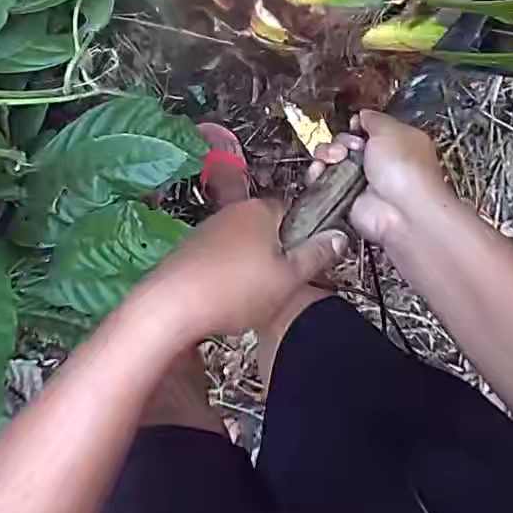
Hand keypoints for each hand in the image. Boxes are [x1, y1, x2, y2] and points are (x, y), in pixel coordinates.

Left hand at [137, 198, 346, 340]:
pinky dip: (231, 270)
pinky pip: (223, 254)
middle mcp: (234, 210)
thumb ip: (316, 254)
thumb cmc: (237, 288)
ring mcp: (210, 226)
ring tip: (256, 296)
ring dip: (254, 263)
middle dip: (279, 251)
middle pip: (268, 226)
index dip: (306, 232)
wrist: (172, 303)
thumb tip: (340, 235)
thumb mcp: (288, 277)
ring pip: (245, 241)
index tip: (310, 260)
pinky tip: (230, 297)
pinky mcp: (192, 246)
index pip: (294, 209)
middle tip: (285, 284)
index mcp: (261, 209)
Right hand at [311, 110, 455, 245]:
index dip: (356, 126)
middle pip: (344, 142)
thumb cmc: (404, 167)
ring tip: (335, 159)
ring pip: (330, 158)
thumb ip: (373, 118)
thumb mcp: (391, 129)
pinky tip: (321, 169)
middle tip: (349, 148)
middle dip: (341, 140)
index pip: (365, 129)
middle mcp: (376, 163)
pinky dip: (316, 172)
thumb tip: (362, 115)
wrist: (401, 211)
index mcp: (393, 144)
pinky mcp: (343, 197)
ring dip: (326, 153)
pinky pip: (321, 180)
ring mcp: (359, 181)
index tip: (355, 127)